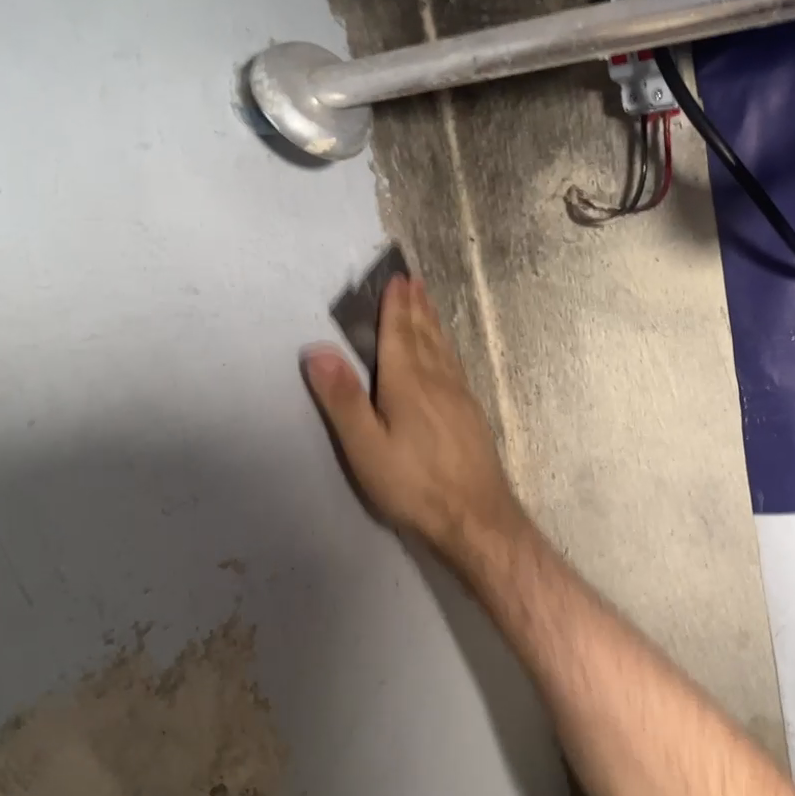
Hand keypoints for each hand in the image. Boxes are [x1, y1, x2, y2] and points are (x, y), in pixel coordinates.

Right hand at [302, 275, 523, 561]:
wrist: (477, 516)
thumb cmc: (414, 485)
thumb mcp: (366, 447)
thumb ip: (343, 399)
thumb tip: (318, 349)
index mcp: (409, 384)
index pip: (400, 335)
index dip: (396, 307)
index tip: (397, 278)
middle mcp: (439, 383)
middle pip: (426, 337)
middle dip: (416, 308)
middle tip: (414, 281)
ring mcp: (461, 400)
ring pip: (445, 352)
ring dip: (434, 326)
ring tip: (429, 306)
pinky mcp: (473, 419)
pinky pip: (456, 369)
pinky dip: (447, 351)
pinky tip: (448, 359)